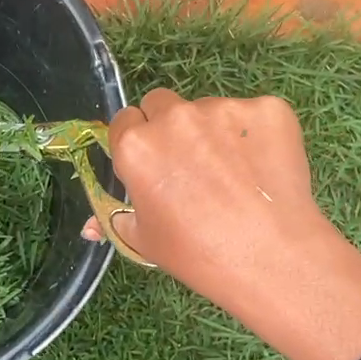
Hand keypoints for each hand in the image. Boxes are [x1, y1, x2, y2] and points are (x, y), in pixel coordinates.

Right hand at [94, 88, 360, 359]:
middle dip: (169, 127)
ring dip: (213, 132)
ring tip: (233, 175)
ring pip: (208, 110)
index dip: (137, 142)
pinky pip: (252, 116)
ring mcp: (223, 108)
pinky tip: (262, 171)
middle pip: (161, 104)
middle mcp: (174, 117)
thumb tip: (90, 228)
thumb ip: (116, 221)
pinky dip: (255, 137)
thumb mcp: (145, 241)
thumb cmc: (196, 254)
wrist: (270, 255)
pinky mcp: (267, 109)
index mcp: (136, 146)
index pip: (124, 121)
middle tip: (189, 165)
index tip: (153, 164)